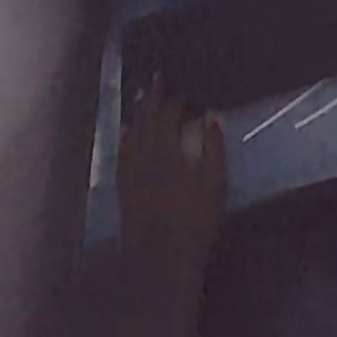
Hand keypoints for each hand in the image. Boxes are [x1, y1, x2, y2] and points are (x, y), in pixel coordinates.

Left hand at [119, 80, 225, 279]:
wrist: (161, 260)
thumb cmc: (194, 223)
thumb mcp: (214, 185)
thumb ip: (214, 148)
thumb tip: (211, 116)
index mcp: (168, 149)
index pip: (169, 114)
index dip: (175, 99)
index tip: (184, 89)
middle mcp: (145, 153)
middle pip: (147, 116)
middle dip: (152, 95)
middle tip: (157, 76)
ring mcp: (131, 169)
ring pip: (132, 130)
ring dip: (138, 110)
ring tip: (141, 93)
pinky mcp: (123, 185)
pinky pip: (122, 150)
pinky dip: (125, 134)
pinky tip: (126, 128)